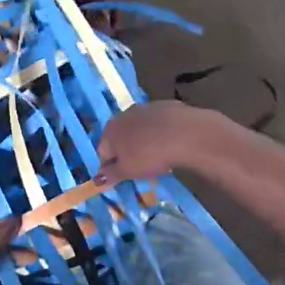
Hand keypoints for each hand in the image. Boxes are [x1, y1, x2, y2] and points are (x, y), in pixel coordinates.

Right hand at [95, 101, 224, 183]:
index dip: (109, 167)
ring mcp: (147, 107)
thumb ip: (111, 174)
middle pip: (120, 137)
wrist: (187, 134)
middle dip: (126, 152)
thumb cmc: (150, 155)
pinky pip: (159, 123)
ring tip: (157, 156)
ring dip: (143, 141)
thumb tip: (97, 179)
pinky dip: (161, 132)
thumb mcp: (128, 171)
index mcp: (111, 129)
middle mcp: (125, 114)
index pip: (102, 152)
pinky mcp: (168, 105)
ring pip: (140, 128)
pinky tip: (171, 143)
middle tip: (139, 168)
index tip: (120, 178)